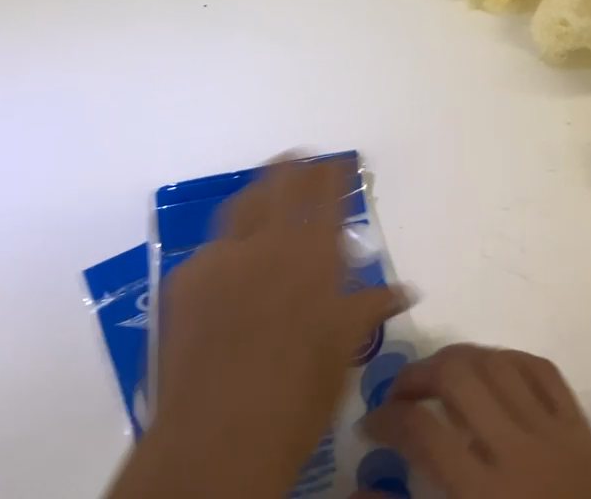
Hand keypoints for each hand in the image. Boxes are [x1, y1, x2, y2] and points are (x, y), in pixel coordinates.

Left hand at [106, 156, 406, 498]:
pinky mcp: (184, 279)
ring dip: (258, 191)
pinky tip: (230, 263)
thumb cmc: (298, 397)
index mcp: (313, 257)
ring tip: (266, 186)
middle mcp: (266, 243)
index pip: (326, 198)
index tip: (337, 162)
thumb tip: (406, 289)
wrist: (219, 434)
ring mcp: (220, 257)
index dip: (332, 175)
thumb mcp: (343, 350)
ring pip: (241, 207)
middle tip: (300, 156)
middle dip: (293, 167)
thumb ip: (370, 307)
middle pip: (280, 186)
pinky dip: (227, 247)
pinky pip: (211, 251)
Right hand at [361, 344, 590, 498]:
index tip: (370, 426)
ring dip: (459, 360)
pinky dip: (508, 359)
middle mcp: (517, 451)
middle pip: (458, 378)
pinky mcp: (580, 426)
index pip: (423, 432)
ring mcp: (553, 432)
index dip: (387, 420)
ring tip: (438, 376)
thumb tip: (357, 489)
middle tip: (399, 393)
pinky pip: (542, 370)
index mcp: (485, 493)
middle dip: (418, 374)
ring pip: (497, 363)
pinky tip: (490, 370)